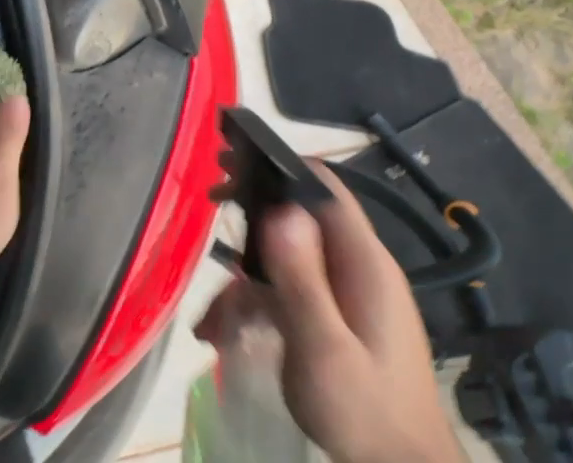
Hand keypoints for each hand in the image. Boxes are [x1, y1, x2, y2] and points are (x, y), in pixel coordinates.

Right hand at [196, 163, 461, 462]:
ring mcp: (352, 293)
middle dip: (253, 210)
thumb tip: (281, 207)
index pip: (324, 187)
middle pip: (302, 214)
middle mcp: (360, 268)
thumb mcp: (322, 345)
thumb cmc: (363, 410)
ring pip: (289, 256)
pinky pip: (292, 289)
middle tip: (210, 205)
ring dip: (246, 273)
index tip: (227, 163)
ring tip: (208, 316)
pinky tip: (225, 333)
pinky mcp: (341, 317)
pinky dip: (257, 301)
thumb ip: (301, 276)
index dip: (277, 164)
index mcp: (364, 264)